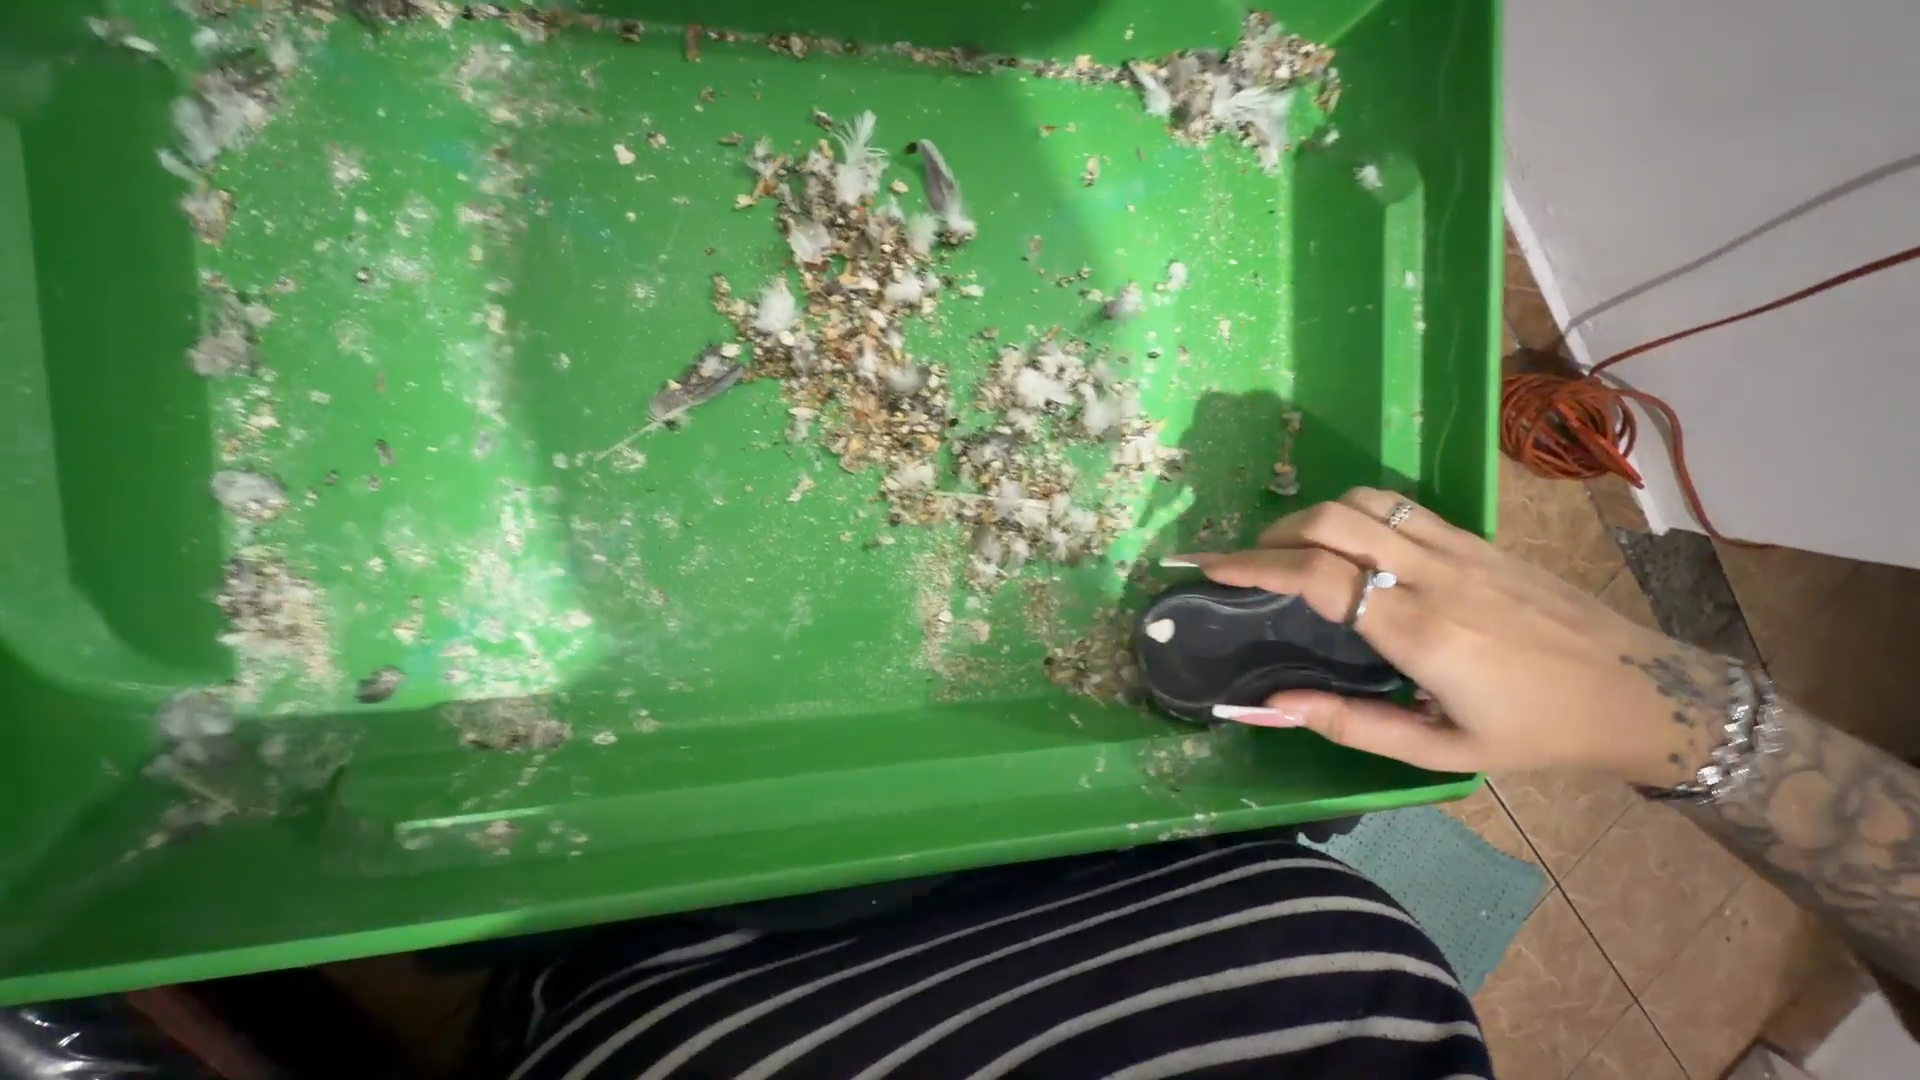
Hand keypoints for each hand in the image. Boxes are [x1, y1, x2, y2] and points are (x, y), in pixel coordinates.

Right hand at [1177, 488, 1720, 784]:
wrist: (1641, 693)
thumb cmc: (1534, 733)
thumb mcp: (1441, 751)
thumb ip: (1350, 724)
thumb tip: (1269, 705)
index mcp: (1421, 633)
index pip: (1317, 577)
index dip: (1254, 566)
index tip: (1210, 567)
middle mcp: (1434, 575)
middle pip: (1331, 520)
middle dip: (1273, 532)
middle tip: (1248, 561)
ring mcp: (1459, 547)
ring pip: (1362, 500)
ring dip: (1312, 516)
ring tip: (1293, 549)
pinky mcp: (1477, 537)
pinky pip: (1399, 504)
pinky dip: (1353, 511)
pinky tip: (1347, 542)